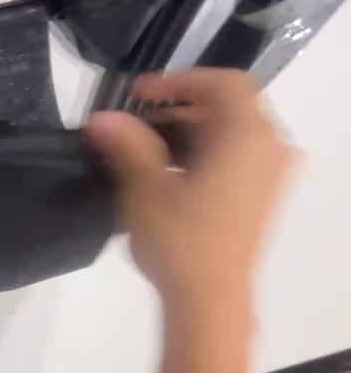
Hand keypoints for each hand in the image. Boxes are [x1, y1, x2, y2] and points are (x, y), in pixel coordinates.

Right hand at [84, 69, 293, 324]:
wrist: (210, 292)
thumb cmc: (179, 238)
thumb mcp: (145, 190)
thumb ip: (128, 147)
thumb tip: (101, 117)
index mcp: (248, 136)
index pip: (223, 84)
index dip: (179, 80)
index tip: (134, 92)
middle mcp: (271, 143)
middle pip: (228, 107)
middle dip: (176, 109)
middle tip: (127, 127)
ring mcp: (270, 168)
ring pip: (229, 132)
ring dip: (185, 133)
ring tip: (137, 153)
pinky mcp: (260, 190)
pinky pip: (233, 154)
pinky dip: (198, 152)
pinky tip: (163, 176)